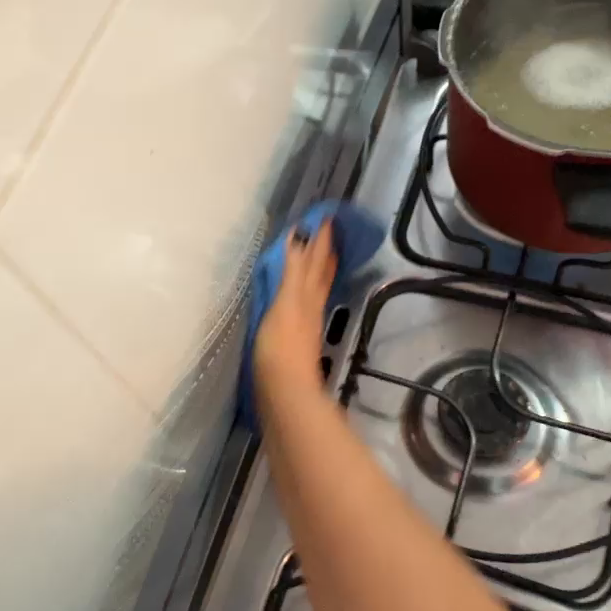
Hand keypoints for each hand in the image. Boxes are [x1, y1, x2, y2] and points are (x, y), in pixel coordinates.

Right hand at [254, 222, 337, 392]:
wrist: (284, 392)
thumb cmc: (281, 346)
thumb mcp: (286, 303)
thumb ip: (292, 271)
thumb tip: (299, 237)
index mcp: (308, 295)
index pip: (317, 261)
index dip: (322, 240)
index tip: (328, 218)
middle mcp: (311, 307)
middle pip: (321, 274)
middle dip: (324, 253)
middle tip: (329, 232)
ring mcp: (305, 325)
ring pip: (315, 290)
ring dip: (318, 271)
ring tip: (320, 258)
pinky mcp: (295, 341)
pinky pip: (303, 306)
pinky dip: (302, 293)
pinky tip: (300, 297)